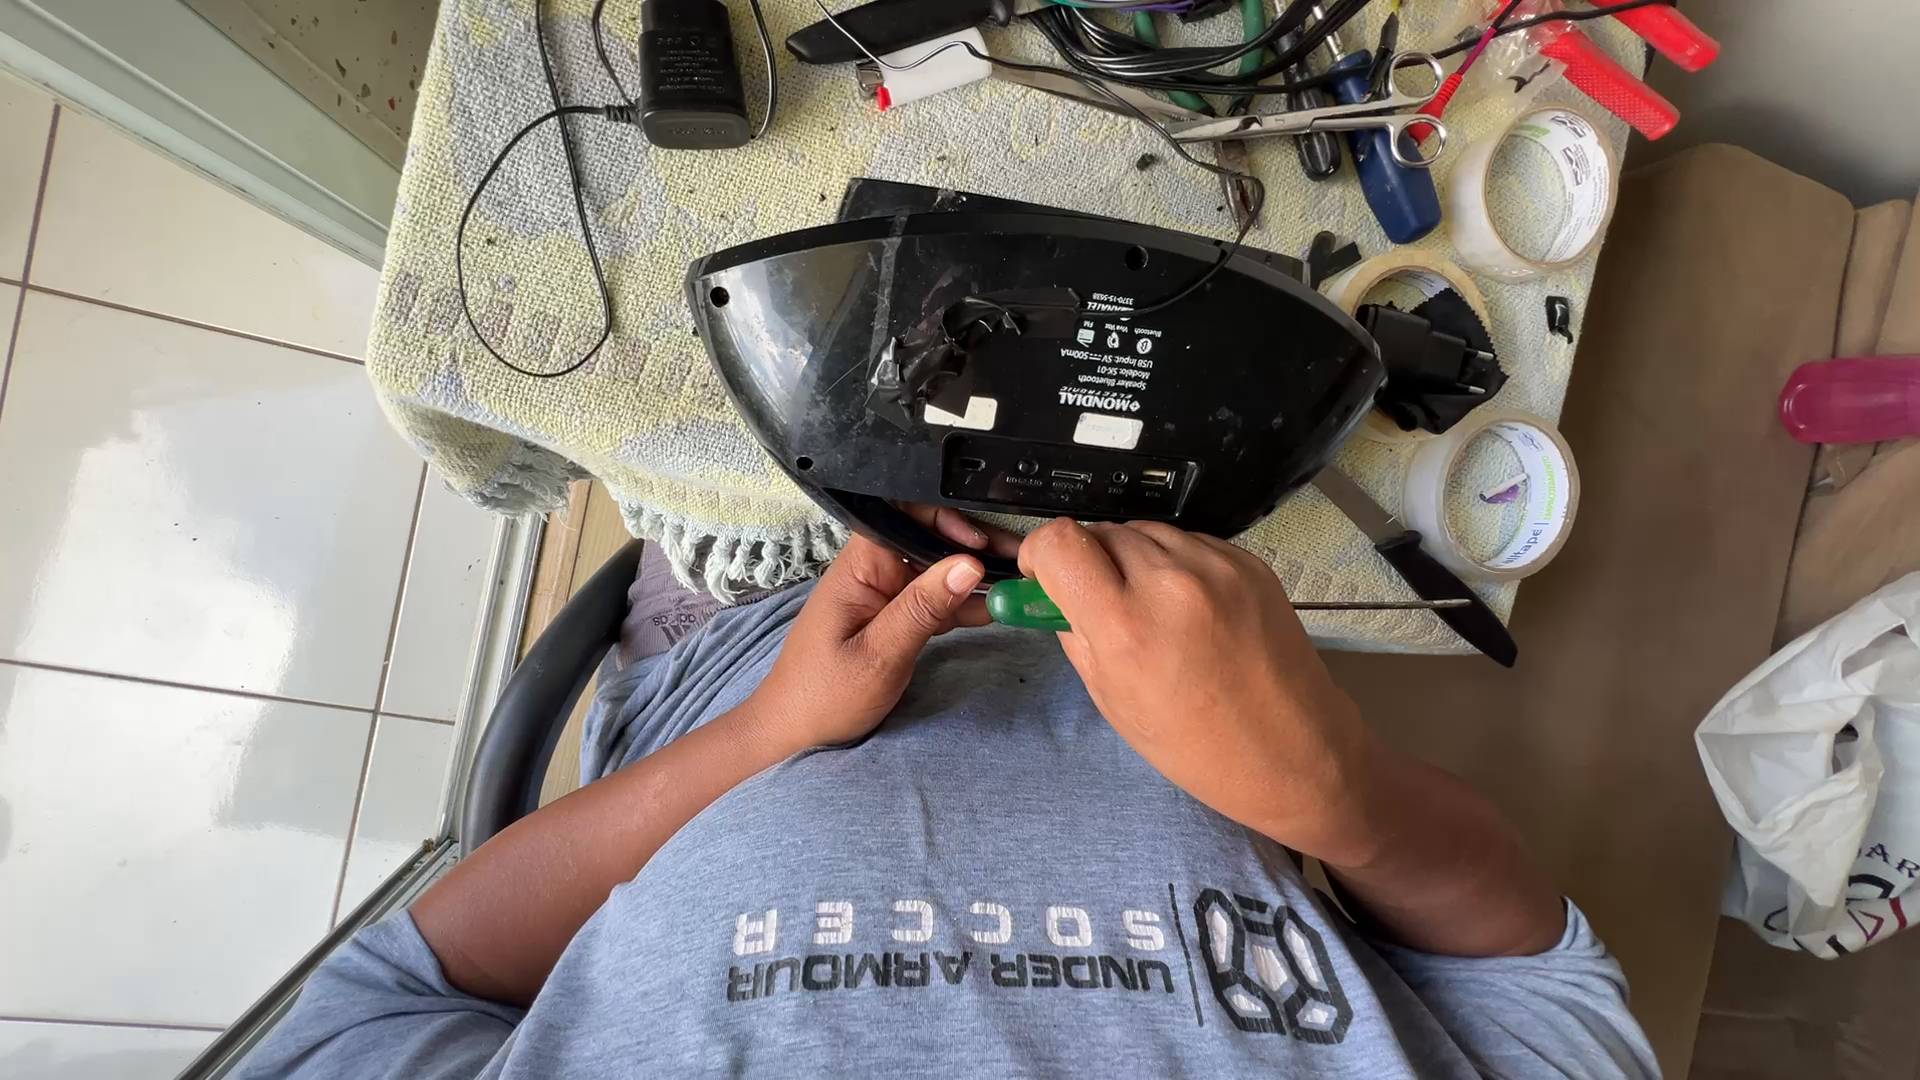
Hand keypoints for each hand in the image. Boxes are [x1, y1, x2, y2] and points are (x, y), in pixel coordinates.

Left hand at [742, 505, 1020, 754]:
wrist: (793, 733)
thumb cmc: (824, 695)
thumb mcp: (879, 654)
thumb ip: (923, 608)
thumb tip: (970, 564)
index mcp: (860, 566)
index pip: (904, 516)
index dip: (945, 519)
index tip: (981, 545)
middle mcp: (874, 571)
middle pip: (929, 540)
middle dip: (973, 547)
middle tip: (1020, 559)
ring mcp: (886, 595)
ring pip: (938, 571)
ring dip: (975, 577)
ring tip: (1019, 581)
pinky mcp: (896, 618)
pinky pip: (935, 601)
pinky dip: (962, 605)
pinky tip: (994, 610)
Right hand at [1018, 518, 1387, 864]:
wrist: (1296, 751)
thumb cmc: (1194, 744)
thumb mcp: (1110, 698)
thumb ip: (1075, 632)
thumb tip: (1054, 590)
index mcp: (1127, 625)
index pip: (1059, 541)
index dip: (1040, 553)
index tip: (1044, 574)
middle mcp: (1171, 582)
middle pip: (1098, 530)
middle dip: (1086, 561)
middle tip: (1099, 600)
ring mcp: (1216, 565)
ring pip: (1141, 531)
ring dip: (1129, 558)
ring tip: (1148, 605)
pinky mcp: (1247, 560)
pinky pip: (1185, 541)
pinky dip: (1171, 563)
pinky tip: (1186, 604)